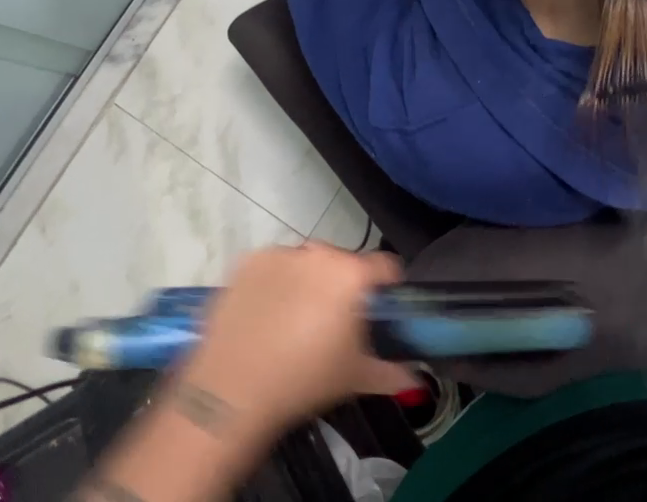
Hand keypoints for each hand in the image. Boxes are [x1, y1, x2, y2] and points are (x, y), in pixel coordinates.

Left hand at [166, 245, 417, 438]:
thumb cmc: (303, 381)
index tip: (380, 307)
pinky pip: (272, 267)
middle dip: (343, 285)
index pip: (386, 266)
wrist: (230, 393)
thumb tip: (415, 380)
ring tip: (294, 319)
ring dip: (308, 281)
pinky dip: (274, 283)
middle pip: (342, 262)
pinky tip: (266, 314)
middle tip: (333, 320)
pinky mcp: (246, 263)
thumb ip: (393, 374)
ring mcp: (279, 254)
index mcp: (352, 275)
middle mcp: (318, 253)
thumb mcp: (356, 379)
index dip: (387, 286)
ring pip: (305, 263)